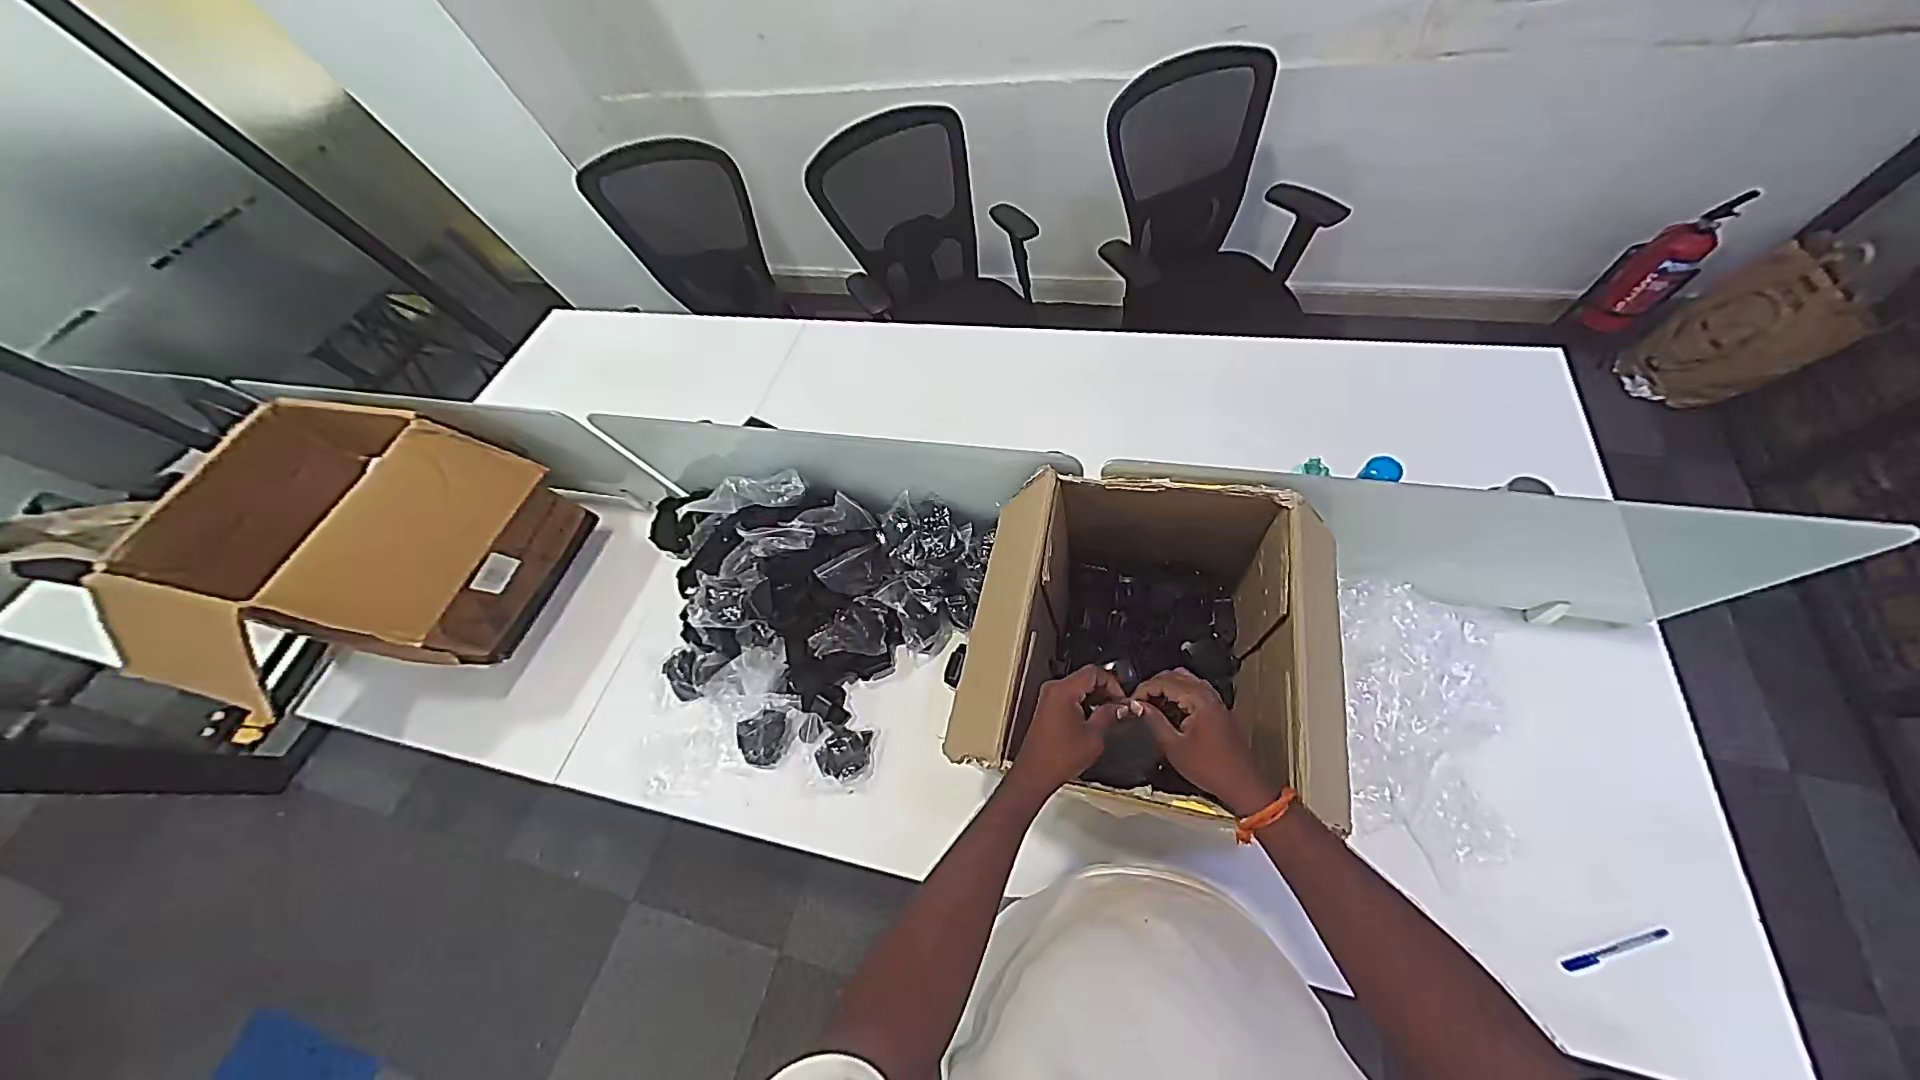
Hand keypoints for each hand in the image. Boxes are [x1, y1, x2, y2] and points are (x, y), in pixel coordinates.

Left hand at [1008, 664, 1127, 797]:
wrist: (1036, 773)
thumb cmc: (1057, 758)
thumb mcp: (1094, 736)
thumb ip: (1108, 715)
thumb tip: (1117, 707)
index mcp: (1063, 691)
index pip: (1093, 672)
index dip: (1112, 683)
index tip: (1121, 697)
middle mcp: (1052, 690)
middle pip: (1084, 677)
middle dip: (1104, 689)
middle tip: (1117, 705)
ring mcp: (1047, 698)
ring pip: (1077, 686)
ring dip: (1094, 696)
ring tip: (1107, 713)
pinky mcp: (1046, 708)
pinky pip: (1068, 696)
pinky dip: (1082, 702)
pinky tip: (1092, 718)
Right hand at [1134, 668, 1276, 815]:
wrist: (1241, 784)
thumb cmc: (1213, 769)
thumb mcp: (1173, 745)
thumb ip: (1153, 720)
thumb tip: (1138, 706)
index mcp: (1198, 699)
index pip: (1163, 681)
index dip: (1143, 689)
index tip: (1132, 701)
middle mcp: (1209, 694)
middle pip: (1174, 675)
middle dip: (1153, 685)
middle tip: (1139, 701)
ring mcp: (1215, 701)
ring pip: (1185, 680)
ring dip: (1166, 688)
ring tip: (1151, 705)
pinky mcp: (1218, 710)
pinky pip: (1194, 691)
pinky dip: (1178, 694)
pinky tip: (1169, 711)